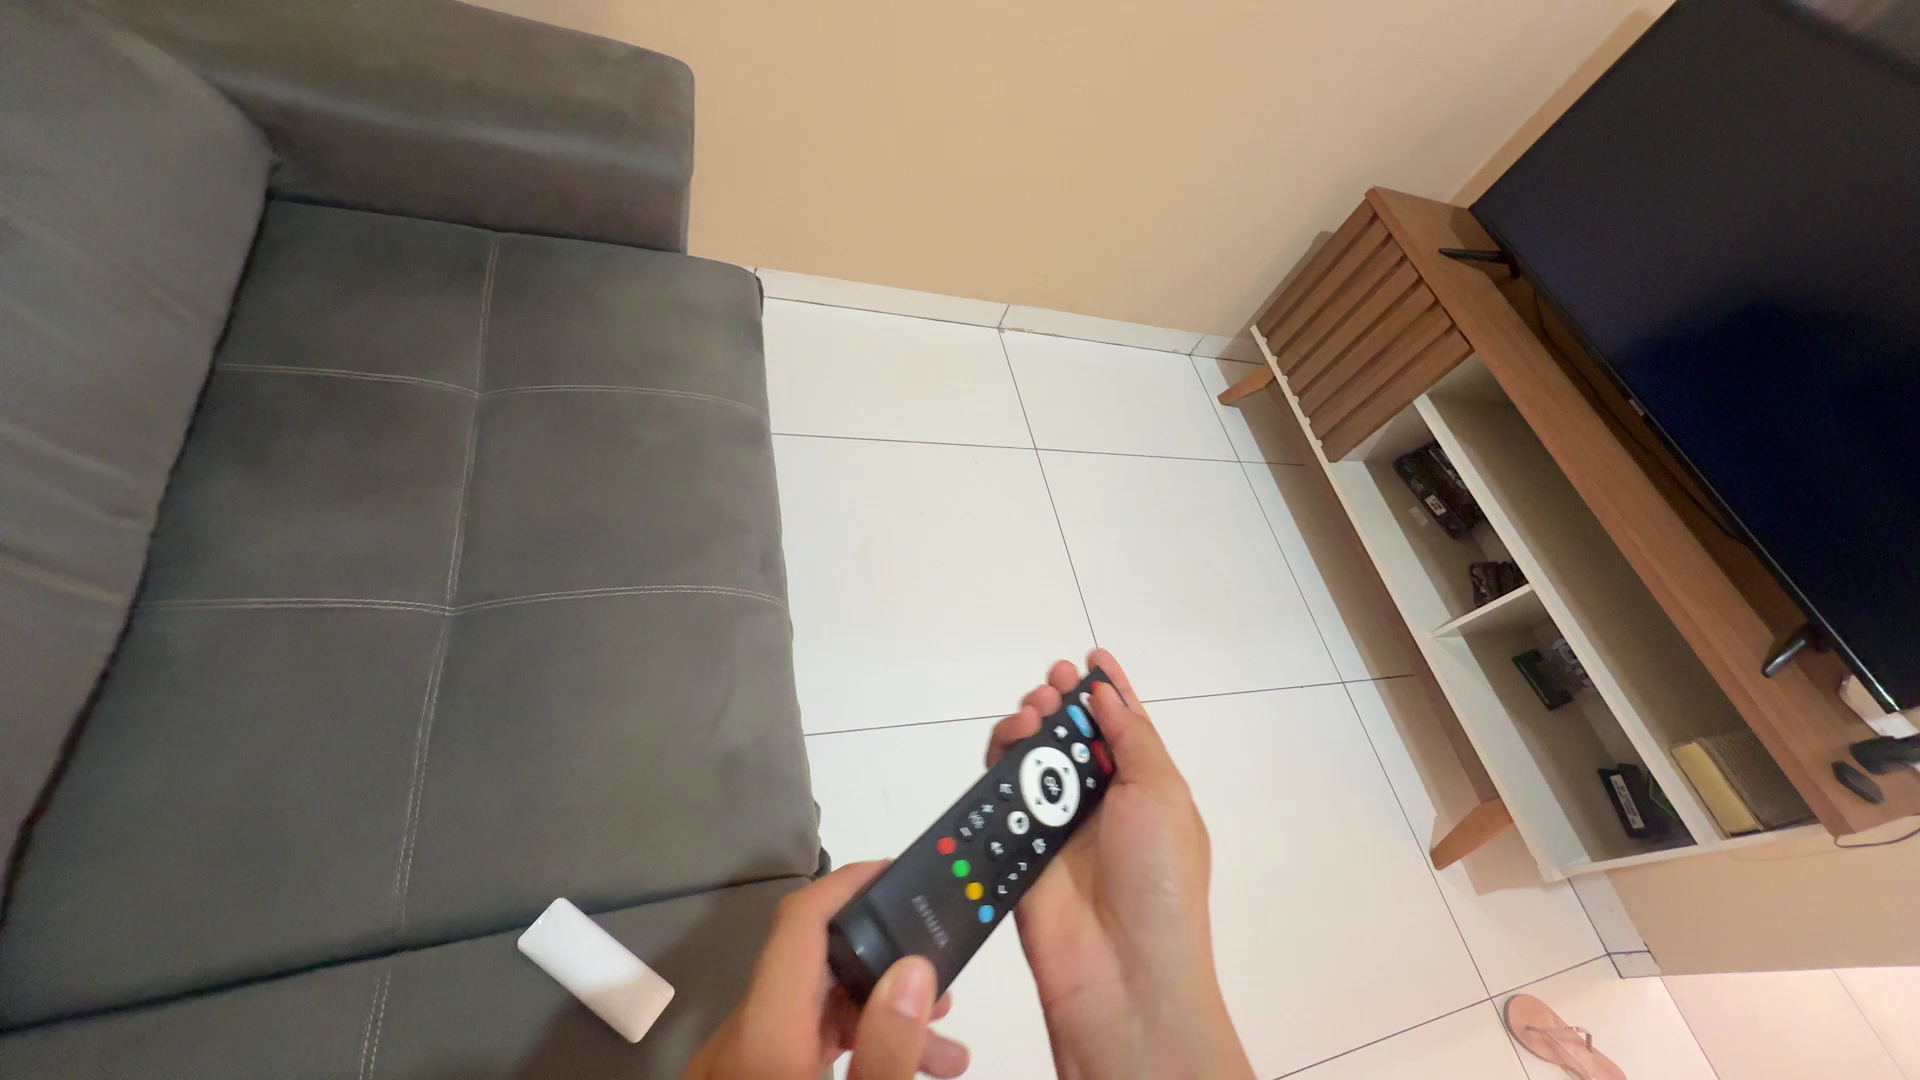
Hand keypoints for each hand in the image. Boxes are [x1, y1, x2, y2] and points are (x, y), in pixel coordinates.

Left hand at [680, 861, 968, 1079]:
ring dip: (879, 1014)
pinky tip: (900, 1070)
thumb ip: (887, 1051)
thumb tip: (915, 967)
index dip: (846, 882)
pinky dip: (851, 1046)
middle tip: (947, 980)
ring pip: (815, 1010)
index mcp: (763, 1037)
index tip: (897, 870)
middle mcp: (742, 1038)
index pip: (800, 923)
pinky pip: (802, 1046)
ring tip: (945, 1051)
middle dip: (887, 963)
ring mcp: (739, 1066)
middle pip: (816, 965)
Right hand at [988, 649, 1254, 1079]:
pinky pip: (1004, 789)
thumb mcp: (1162, 794)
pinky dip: (1003, 756)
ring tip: (1033, 711)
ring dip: (1032, 723)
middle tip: (1053, 684)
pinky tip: (1010, 739)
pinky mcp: (1017, 840)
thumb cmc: (1157, 876)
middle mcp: (1101, 801)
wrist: (1119, 972)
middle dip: (1064, 701)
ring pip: (1035, 756)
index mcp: (1144, 789)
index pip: (1125, 726)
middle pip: (1074, 735)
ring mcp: (1057, 821)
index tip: (1092, 658)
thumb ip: (1131, 736)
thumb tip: (1105, 693)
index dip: (1109, 690)